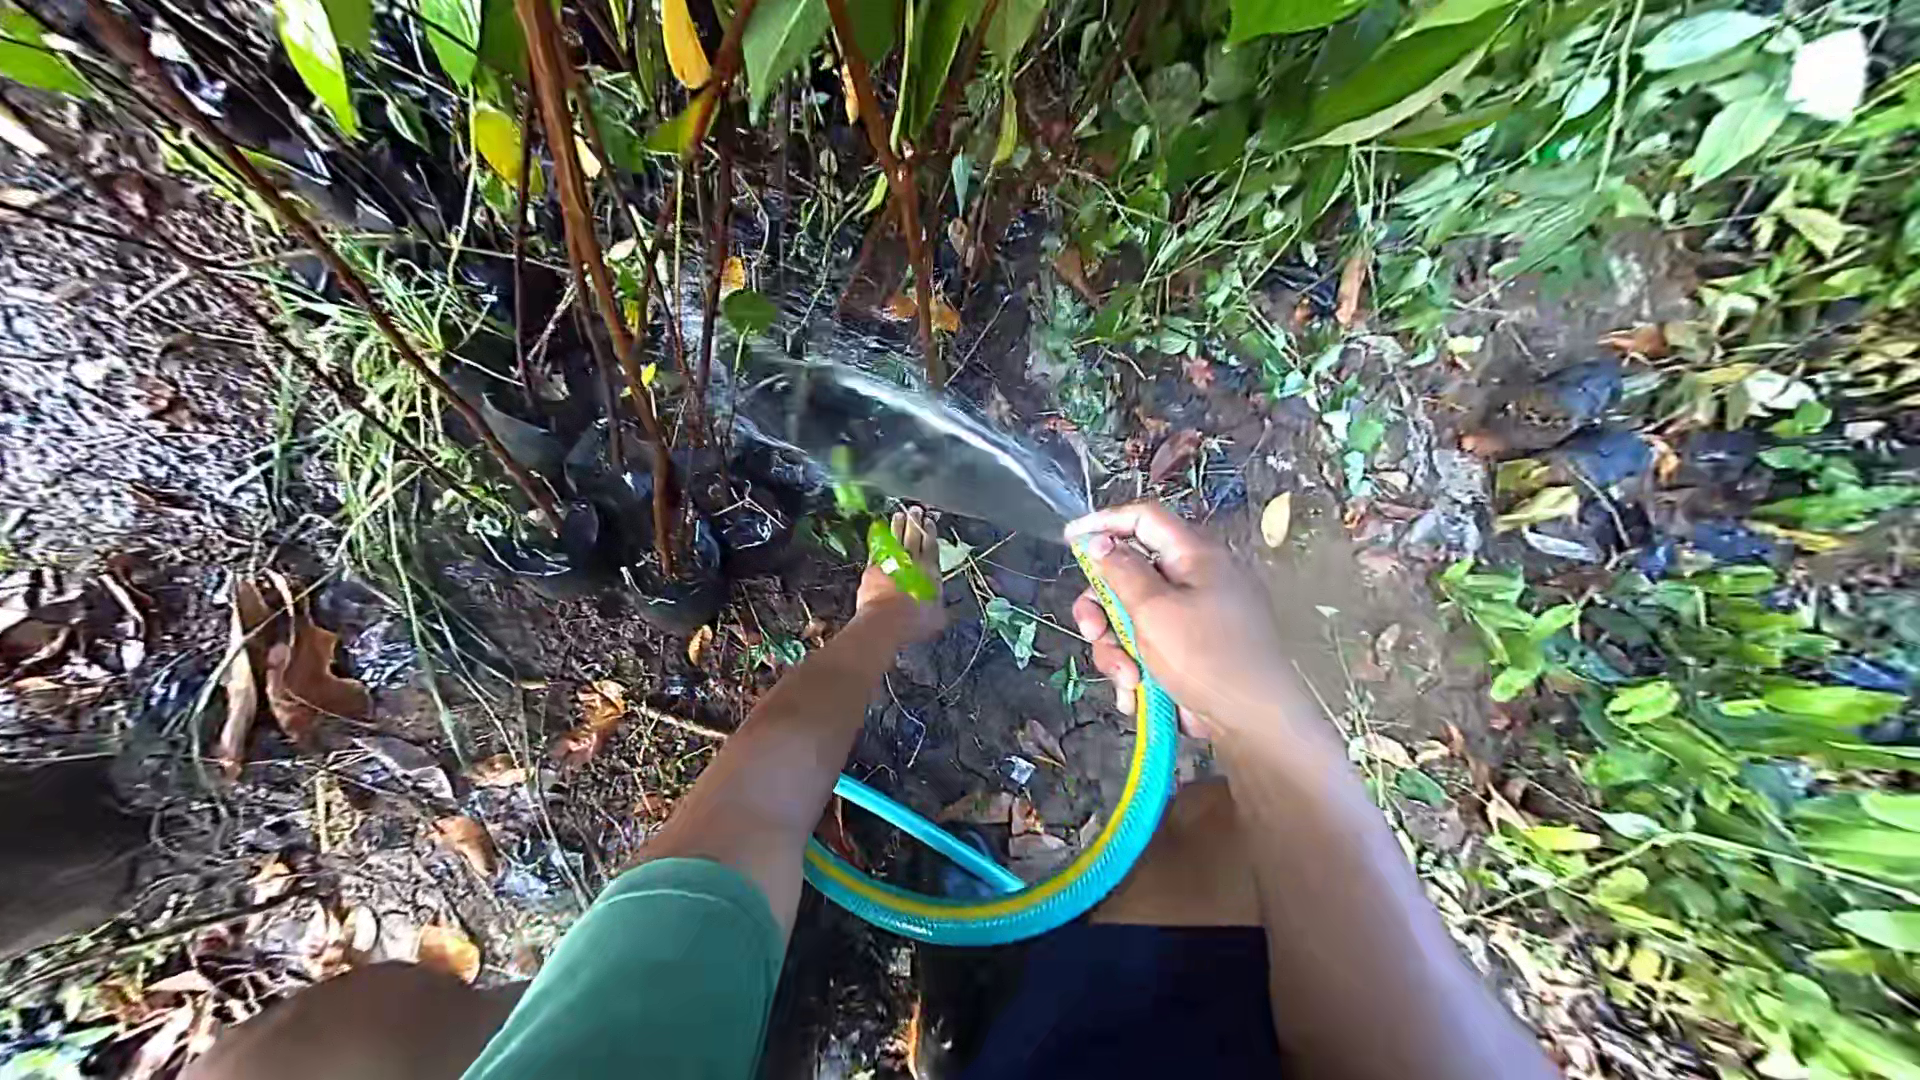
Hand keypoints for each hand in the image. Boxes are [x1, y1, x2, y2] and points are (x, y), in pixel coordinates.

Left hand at [855, 506, 946, 645]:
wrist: (885, 622)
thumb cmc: (915, 623)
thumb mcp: (938, 618)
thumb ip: (942, 609)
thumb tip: (947, 609)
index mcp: (930, 573)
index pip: (931, 547)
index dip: (930, 533)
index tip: (929, 521)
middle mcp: (912, 563)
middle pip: (914, 538)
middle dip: (915, 523)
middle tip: (915, 510)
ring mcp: (891, 563)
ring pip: (896, 539)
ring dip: (898, 526)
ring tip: (899, 515)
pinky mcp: (874, 568)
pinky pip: (878, 549)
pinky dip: (881, 540)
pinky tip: (880, 533)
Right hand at [1066, 502, 1294, 737]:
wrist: (1253, 723)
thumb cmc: (1205, 658)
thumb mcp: (1154, 610)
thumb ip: (1121, 571)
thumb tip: (1099, 542)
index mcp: (1194, 556)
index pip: (1144, 518)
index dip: (1104, 522)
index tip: (1070, 538)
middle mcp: (1193, 579)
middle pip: (1127, 575)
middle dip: (1102, 608)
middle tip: (1091, 632)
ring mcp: (1190, 616)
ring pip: (1129, 617)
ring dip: (1116, 649)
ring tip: (1128, 680)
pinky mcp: (1186, 648)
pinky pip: (1145, 645)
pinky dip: (1134, 667)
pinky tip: (1136, 694)